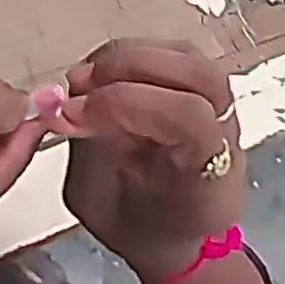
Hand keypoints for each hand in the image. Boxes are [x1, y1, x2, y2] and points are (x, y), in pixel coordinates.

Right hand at [60, 39, 242, 283]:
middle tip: (76, 88)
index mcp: (207, 177)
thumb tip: (58, 106)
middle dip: (125, 69)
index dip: (125, 103)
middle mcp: (226, 134)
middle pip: (194, 73)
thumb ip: (82, 148)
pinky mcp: (203, 86)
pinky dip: (132, 55)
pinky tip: (103, 75)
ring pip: (186, 55)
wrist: (173, 230)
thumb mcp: (96, 202)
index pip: (186, 117)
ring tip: (86, 80)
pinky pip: (173, 53)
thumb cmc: (135, 223)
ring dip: (127, 57)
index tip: (75, 113)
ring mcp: (221, 105)